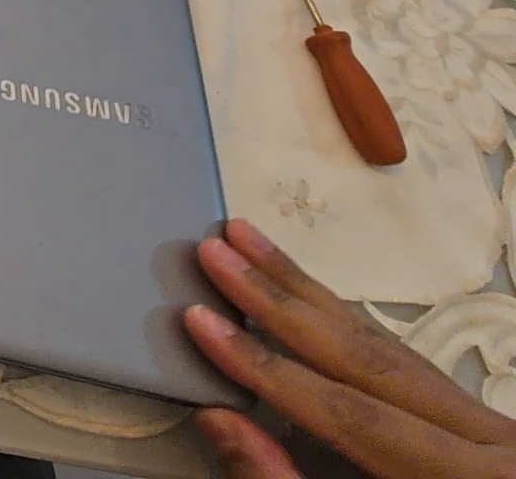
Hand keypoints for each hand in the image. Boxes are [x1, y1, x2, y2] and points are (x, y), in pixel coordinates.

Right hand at [184, 219, 515, 476]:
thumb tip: (219, 420)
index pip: (349, 413)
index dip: (265, 366)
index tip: (196, 318)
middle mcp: (497, 447)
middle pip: (365, 359)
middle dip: (276, 298)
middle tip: (212, 248)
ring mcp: (493, 428)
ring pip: (380, 342)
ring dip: (298, 285)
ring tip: (242, 235)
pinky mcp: (478, 421)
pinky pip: (395, 353)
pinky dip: (334, 312)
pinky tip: (296, 285)